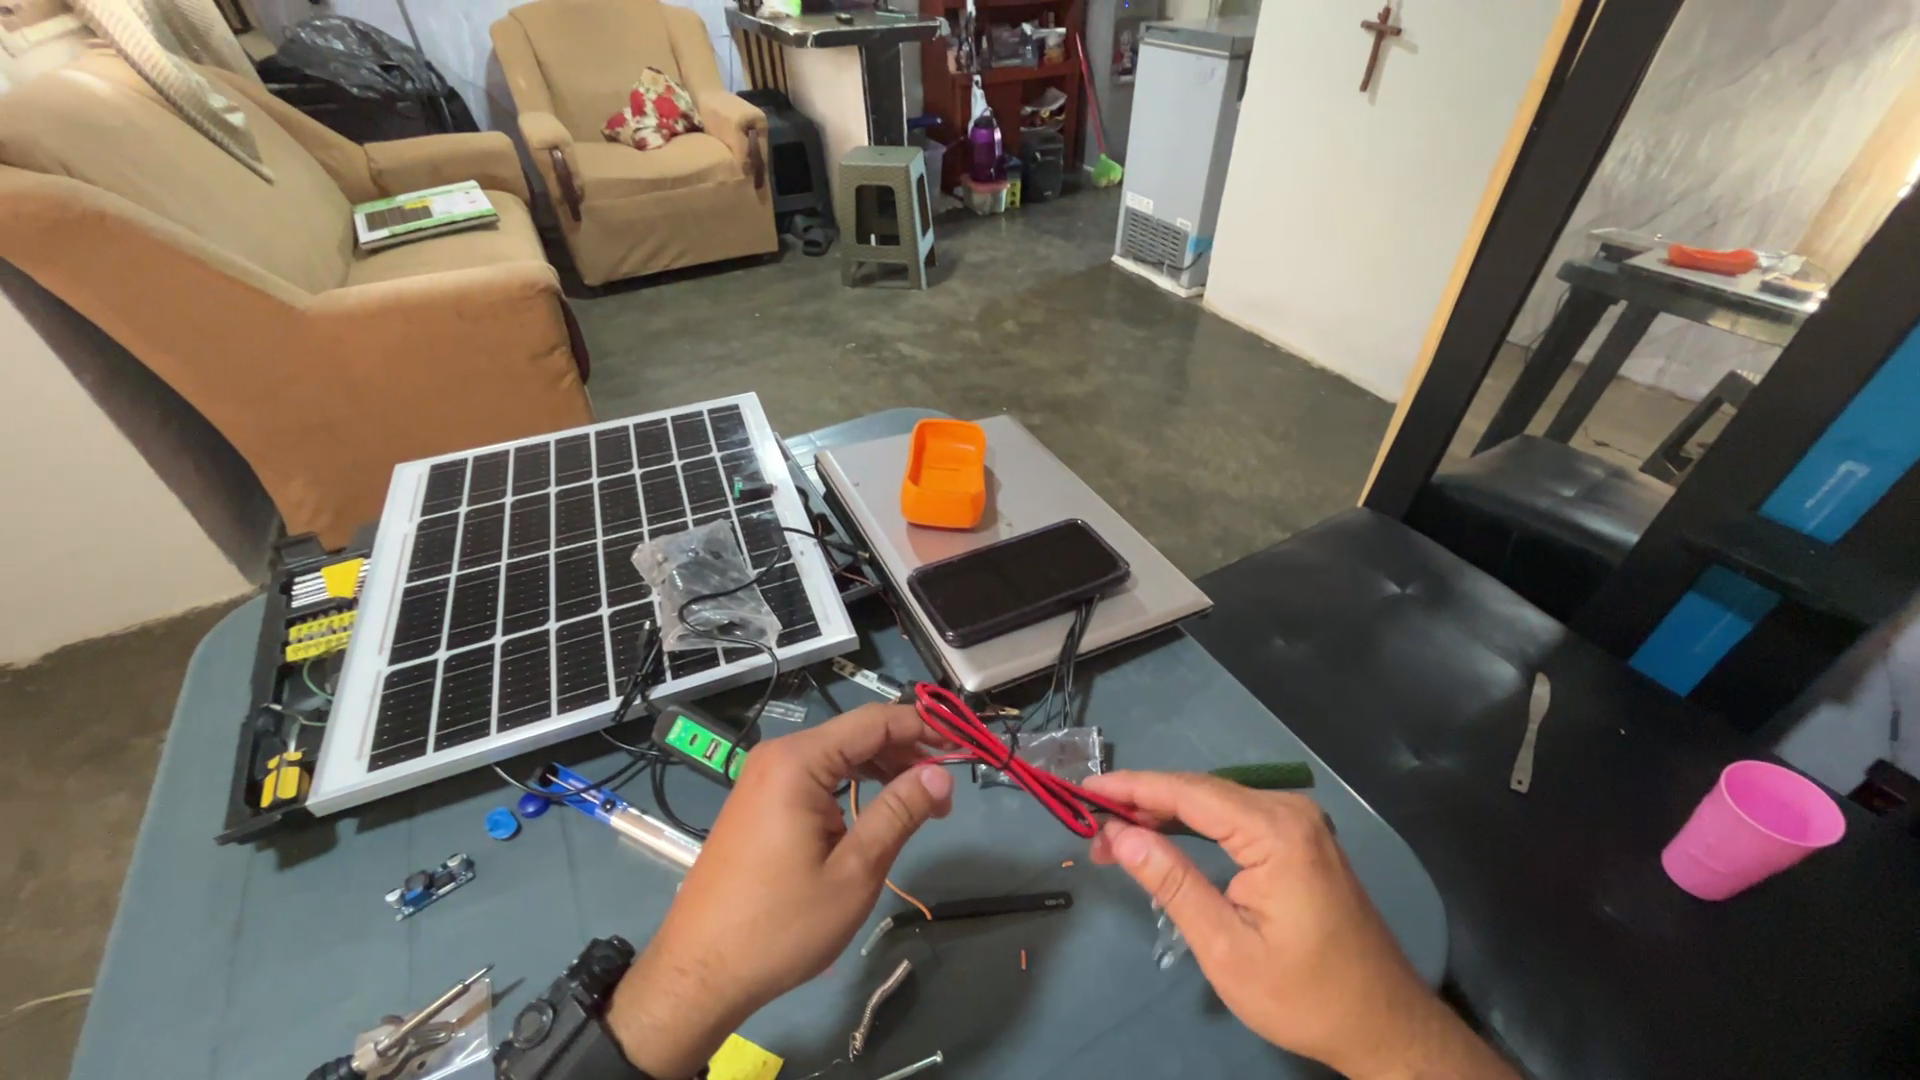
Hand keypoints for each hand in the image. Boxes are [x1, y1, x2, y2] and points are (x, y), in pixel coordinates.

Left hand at [608, 705, 953, 1077]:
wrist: (698, 973)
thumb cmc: (780, 925)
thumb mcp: (854, 872)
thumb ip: (899, 813)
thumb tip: (941, 773)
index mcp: (799, 761)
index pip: (874, 721)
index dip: (923, 728)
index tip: (963, 748)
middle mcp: (779, 756)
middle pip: (856, 734)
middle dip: (906, 753)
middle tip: (944, 791)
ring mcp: (764, 777)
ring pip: (837, 755)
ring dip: (882, 770)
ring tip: (919, 803)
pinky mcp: (759, 800)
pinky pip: (816, 776)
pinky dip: (852, 785)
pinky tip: (875, 810)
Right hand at [1084, 771, 1514, 1079]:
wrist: (1385, 1027)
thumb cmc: (1304, 995)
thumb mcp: (1225, 947)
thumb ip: (1172, 882)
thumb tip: (1120, 835)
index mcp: (1277, 832)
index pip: (1189, 793)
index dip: (1133, 787)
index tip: (1086, 789)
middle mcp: (1290, 812)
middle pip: (1200, 791)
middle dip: (1142, 803)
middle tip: (1093, 825)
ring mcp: (1300, 822)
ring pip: (1215, 801)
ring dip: (1164, 813)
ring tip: (1116, 832)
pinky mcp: (1300, 838)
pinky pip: (1234, 816)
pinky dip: (1193, 823)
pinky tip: (1163, 834)